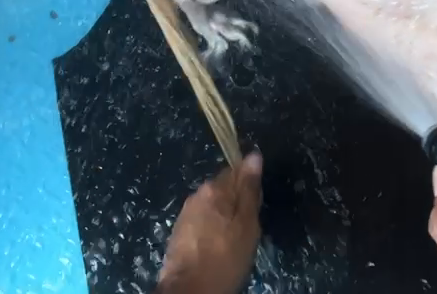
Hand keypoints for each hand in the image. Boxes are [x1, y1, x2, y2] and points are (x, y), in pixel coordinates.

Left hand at [157, 152, 263, 293]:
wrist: (189, 289)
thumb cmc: (224, 258)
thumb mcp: (247, 226)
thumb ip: (250, 191)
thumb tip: (254, 156)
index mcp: (215, 188)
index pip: (236, 170)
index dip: (249, 184)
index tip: (257, 202)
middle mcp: (198, 193)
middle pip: (223, 187)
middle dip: (236, 200)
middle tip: (247, 225)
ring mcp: (186, 211)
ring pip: (212, 205)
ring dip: (223, 214)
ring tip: (233, 238)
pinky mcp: (179, 230)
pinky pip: (202, 219)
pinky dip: (211, 227)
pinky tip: (216, 244)